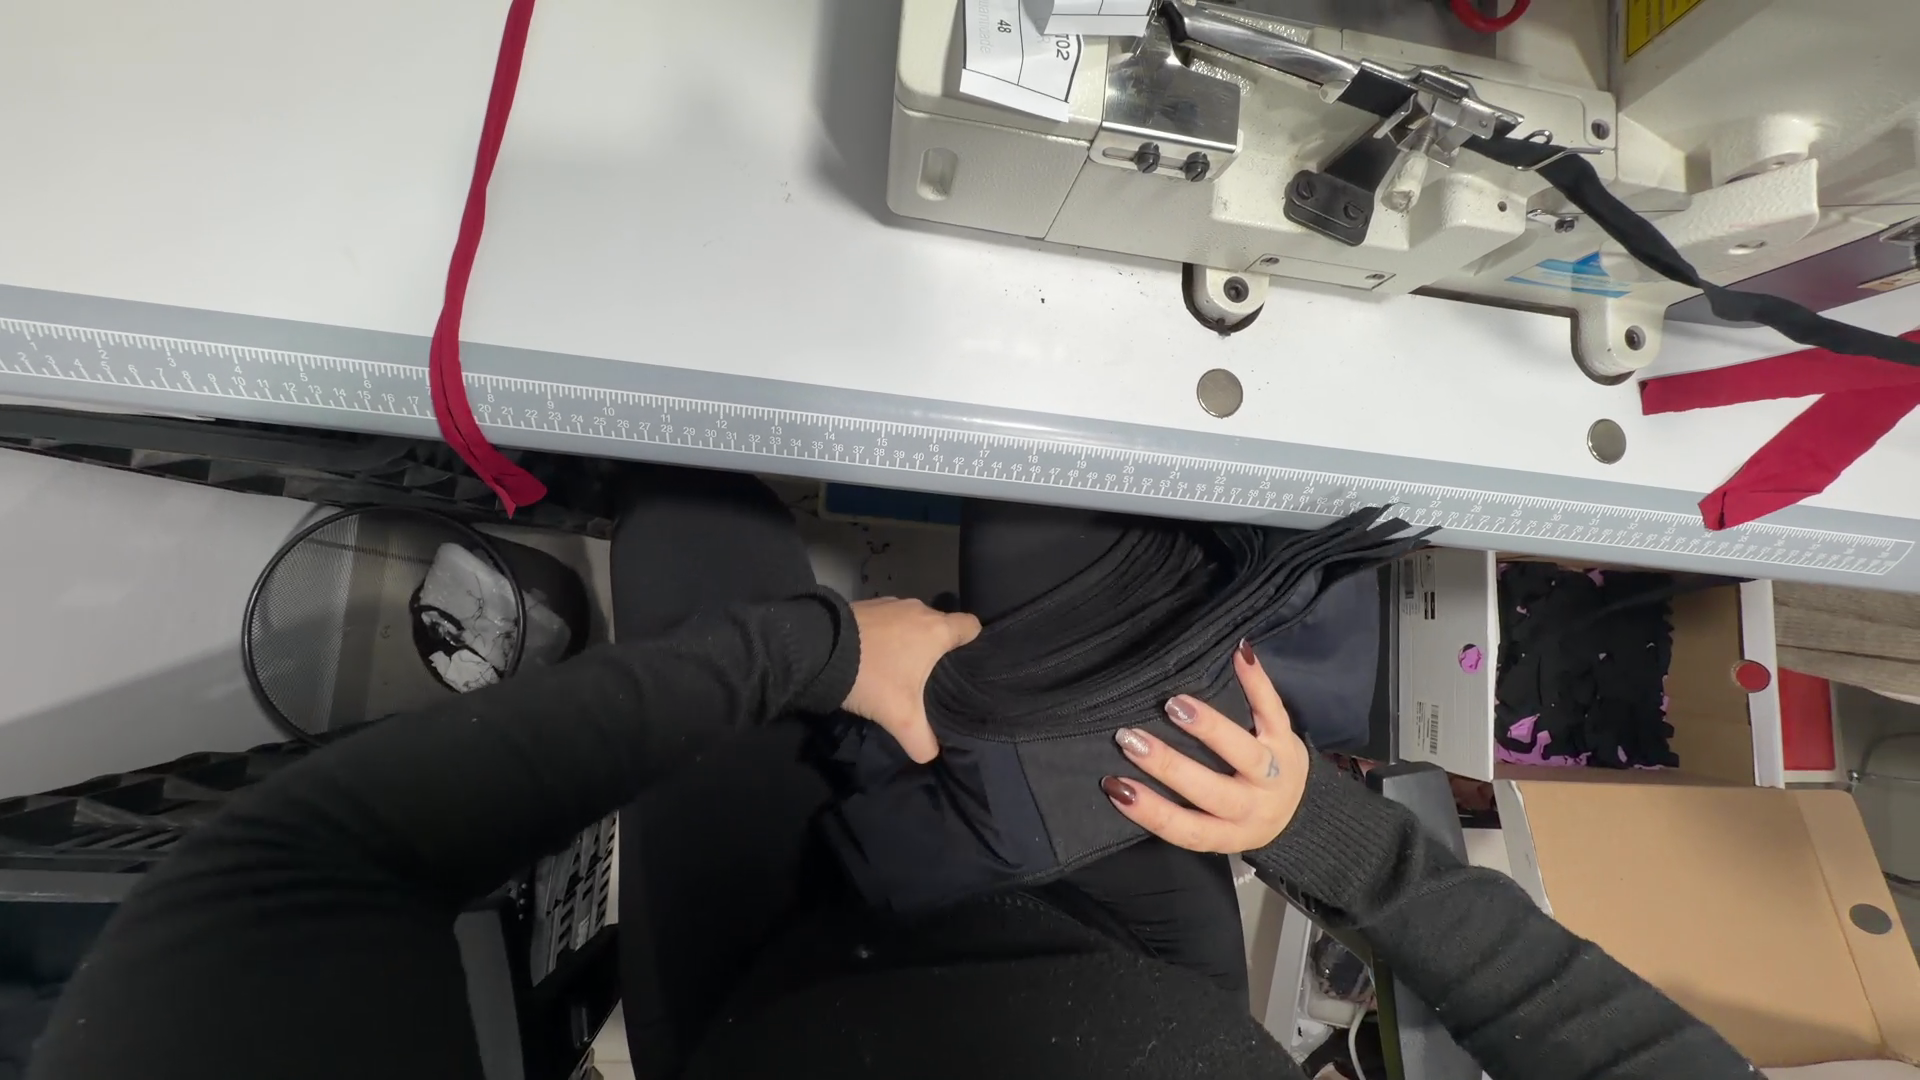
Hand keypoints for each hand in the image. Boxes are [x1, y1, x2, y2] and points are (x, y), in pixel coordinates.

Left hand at [843, 597, 981, 763]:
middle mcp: (919, 610)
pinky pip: (889, 620)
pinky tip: (873, 656)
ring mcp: (892, 604)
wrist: (819, 649)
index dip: (973, 644)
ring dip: (910, 641)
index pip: (971, 626)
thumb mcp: (900, 718)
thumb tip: (931, 755)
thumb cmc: (872, 676)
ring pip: (914, 623)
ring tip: (899, 668)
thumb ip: (922, 741)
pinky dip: (887, 634)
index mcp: (937, 630)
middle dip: (938, 649)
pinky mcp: (868, 605)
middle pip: (942, 626)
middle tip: (930, 678)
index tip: (964, 665)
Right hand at [1100, 643, 1309, 852]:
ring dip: (1209, 727)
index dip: (1150, 810)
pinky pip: (1274, 711)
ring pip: (1244, 753)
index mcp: (1226, 833)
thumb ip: (1177, 805)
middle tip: (1130, 737)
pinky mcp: (1288, 741)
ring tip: (1175, 705)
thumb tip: (1121, 777)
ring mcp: (1275, 774)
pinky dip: (1257, 683)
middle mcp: (1252, 808)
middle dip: (1168, 765)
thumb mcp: (1212, 823)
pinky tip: (1240, 655)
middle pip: (1211, 791)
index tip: (1113, 784)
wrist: (1303, 812)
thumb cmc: (1237, 811)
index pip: (1184, 828)